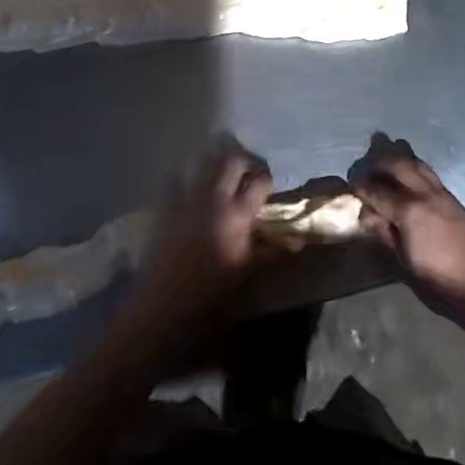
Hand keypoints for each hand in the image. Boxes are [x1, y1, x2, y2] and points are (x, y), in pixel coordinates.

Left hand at [126, 149, 272, 329]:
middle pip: (232, 162)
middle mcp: (215, 198)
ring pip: (205, 163)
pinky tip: (189, 183)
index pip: (260, 182)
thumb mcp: (248, 270)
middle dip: (244, 161)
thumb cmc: (212, 290)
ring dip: (216, 162)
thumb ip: (274, 251)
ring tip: (222, 172)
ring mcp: (188, 198)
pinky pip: (175, 178)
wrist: (165, 303)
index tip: (269, 184)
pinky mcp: (166, 205)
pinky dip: (185, 175)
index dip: (267, 179)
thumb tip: (299, 242)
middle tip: (249, 171)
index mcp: (238, 214)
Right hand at [354, 146, 464, 322]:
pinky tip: (410, 176)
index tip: (352, 187)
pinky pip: (429, 174)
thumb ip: (384, 233)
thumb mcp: (403, 261)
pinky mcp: (453, 198)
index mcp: (410, 211)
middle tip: (367, 167)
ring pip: (417, 164)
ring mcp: (442, 193)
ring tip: (387, 162)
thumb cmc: (437, 279)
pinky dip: (415, 167)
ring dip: (400, 159)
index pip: (378, 191)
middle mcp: (425, 194)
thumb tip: (366, 215)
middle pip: (399, 166)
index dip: (363, 188)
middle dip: (380, 163)